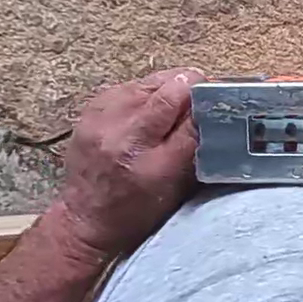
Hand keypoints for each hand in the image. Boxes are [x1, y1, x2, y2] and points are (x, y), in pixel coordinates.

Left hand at [47, 67, 207, 259]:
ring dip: (165, 93)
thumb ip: (193, 142)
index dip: (206, 98)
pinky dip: (143, 96)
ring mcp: (102, 116)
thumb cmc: (135, 211)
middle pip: (169, 86)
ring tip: (166, 117)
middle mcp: (122, 131)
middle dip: (188, 91)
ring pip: (150, 82)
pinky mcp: (91, 110)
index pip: (188, 106)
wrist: (86, 219)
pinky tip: (144, 116)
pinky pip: (129, 87)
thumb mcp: (176, 186)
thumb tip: (211, 105)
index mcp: (148, 156)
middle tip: (194, 110)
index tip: (216, 102)